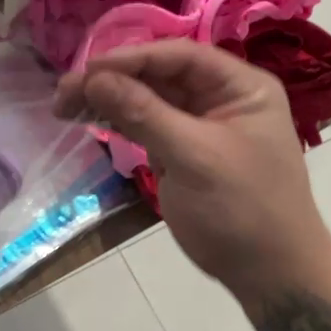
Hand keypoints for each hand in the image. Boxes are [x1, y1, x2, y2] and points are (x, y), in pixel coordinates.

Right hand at [53, 40, 330, 292]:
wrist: (268, 274)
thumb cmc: (242, 209)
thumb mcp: (193, 157)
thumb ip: (143, 113)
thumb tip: (92, 79)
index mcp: (240, 87)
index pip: (178, 57)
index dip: (131, 59)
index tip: (87, 72)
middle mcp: (219, 97)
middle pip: (156, 74)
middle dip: (110, 80)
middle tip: (63, 93)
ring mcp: (197, 124)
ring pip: (143, 98)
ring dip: (105, 99)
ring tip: (62, 106)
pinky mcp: (178, 150)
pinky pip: (141, 123)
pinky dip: (113, 120)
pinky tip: (84, 119)